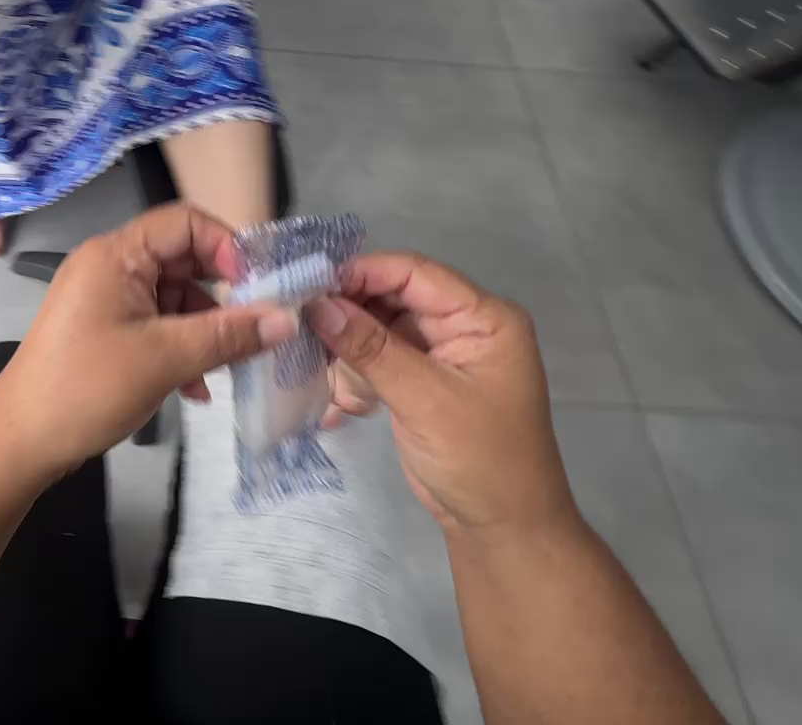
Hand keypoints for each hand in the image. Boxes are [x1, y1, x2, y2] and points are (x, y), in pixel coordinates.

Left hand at [0, 204, 297, 474]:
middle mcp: (109, 265)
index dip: (227, 247)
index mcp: (116, 254)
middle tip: (258, 325)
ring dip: (204, 327)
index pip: (184, 222)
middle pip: (181, 258)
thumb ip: (228, 335)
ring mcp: (104, 297)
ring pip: (172, 295)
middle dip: (222, 292)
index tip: (259, 287)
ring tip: (231, 364)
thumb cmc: (89, 387)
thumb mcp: (166, 359)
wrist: (22, 439)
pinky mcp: (104, 327)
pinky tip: (197, 389)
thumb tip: (285, 319)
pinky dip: (180, 346)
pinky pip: (155, 321)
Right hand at [304, 253, 578, 538]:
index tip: (309, 285)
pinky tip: (339, 398)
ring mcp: (438, 351)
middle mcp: (461, 325)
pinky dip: (353, 372)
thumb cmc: (479, 459)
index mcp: (483, 318)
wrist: (501, 529)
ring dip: (347, 349)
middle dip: (348, 313)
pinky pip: (374, 355)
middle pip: (390, 296)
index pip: (415, 273)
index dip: (362, 273)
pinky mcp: (417, 376)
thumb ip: (369, 347)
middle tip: (301, 327)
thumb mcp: (424, 398)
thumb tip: (316, 304)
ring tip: (325, 375)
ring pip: (375, 325)